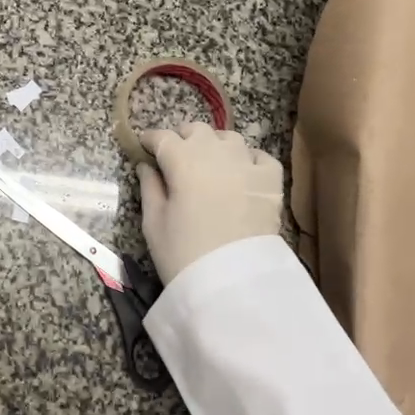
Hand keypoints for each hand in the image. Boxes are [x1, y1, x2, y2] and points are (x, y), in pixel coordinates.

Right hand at [138, 123, 284, 284]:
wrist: (232, 284)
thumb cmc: (183, 253)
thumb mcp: (154, 223)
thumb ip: (149, 187)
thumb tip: (146, 166)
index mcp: (182, 160)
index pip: (162, 137)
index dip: (150, 140)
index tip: (143, 147)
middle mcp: (215, 152)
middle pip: (196, 130)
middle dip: (182, 139)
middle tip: (175, 159)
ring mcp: (246, 164)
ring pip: (229, 138)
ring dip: (215, 146)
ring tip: (210, 165)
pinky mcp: (270, 181)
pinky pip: (260, 157)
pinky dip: (249, 159)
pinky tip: (242, 174)